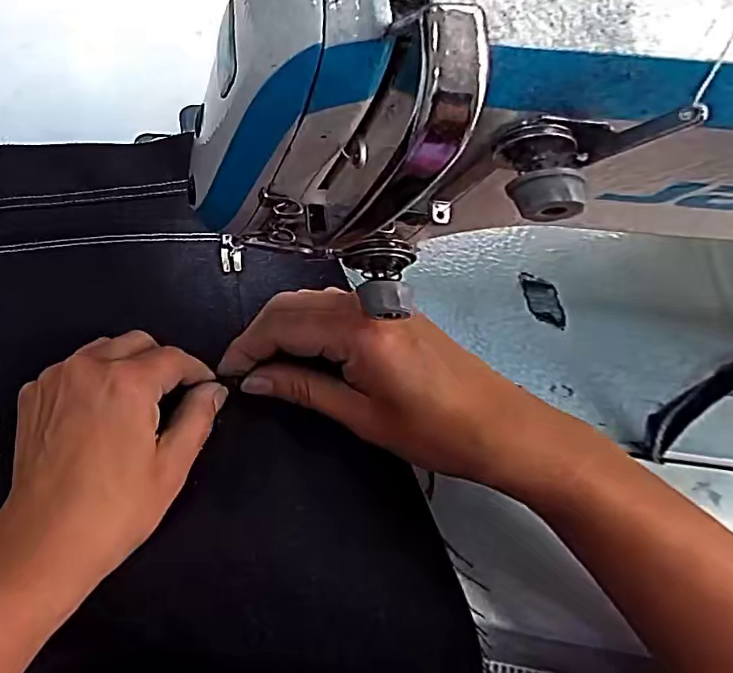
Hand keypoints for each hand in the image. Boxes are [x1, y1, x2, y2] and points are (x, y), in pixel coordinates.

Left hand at [0, 331, 225, 589]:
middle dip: (161, 362)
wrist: (43, 545)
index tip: (206, 387)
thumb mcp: (170, 469)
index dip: (196, 370)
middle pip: (138, 342)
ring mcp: (56, 376)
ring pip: (104, 349)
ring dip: (125, 364)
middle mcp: (89, 365)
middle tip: (171, 398)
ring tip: (133, 406)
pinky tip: (95, 415)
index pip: (173, 357)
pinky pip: (73, 368)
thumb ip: (197, 418)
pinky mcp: (33, 392)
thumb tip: (213, 389)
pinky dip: (90, 379)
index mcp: (127, 381)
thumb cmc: (113, 513)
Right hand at [218, 289, 616, 498]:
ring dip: (282, 325)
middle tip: (241, 369)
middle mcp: (364, 303)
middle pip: (290, 304)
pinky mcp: (390, 307)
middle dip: (258, 333)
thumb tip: (257, 381)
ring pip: (309, 301)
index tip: (228, 371)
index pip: (282, 325)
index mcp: (357, 329)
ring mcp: (379, 301)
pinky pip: (332, 305)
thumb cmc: (439, 430)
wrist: (504, 427)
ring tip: (267, 364)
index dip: (247, 347)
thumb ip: (304, 389)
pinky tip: (303, 348)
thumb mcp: (363, 416)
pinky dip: (307, 322)